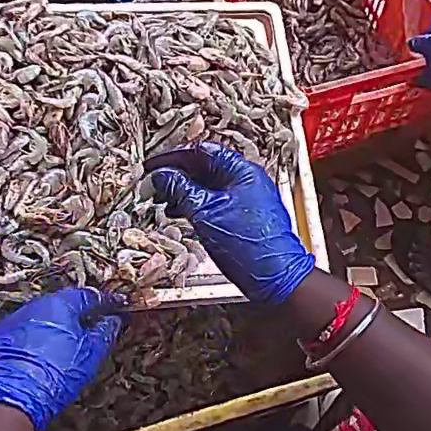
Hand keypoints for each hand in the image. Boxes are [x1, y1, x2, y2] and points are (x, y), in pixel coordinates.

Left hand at [0, 288, 122, 430]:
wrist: (8, 396)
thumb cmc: (52, 374)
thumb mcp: (88, 356)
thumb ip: (103, 334)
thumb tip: (113, 322)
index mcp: (60, 304)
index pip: (88, 296)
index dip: (105, 302)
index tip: (116, 306)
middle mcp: (35, 306)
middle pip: (62, 305)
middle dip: (78, 315)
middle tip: (93, 327)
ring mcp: (14, 321)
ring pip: (41, 319)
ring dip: (55, 329)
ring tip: (65, 347)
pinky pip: (23, 334)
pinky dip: (34, 341)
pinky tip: (40, 358)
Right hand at [145, 142, 314, 305]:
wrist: (276, 279)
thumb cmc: (251, 247)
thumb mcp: (205, 213)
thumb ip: (180, 190)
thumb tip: (161, 176)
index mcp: (242, 172)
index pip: (202, 151)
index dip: (174, 157)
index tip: (153, 165)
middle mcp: (246, 182)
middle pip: (204, 167)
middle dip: (176, 175)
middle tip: (154, 183)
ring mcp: (246, 200)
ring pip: (207, 187)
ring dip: (183, 191)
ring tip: (162, 200)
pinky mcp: (242, 218)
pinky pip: (213, 203)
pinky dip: (194, 206)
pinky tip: (180, 214)